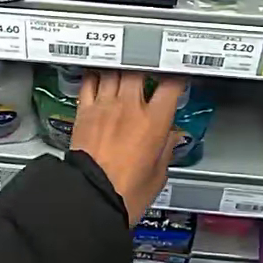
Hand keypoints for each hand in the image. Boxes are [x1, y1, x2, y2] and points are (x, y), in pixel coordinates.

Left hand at [67, 70, 184, 224]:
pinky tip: (99, 75)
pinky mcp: (85, 112)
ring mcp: (105, 107)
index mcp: (153, 122)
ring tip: (126, 67)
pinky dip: (95, 75)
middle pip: (139, 68)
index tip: (178, 75)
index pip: (170, 85)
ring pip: (114, 70)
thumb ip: (166, 150)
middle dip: (146, 65)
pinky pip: (89, 82)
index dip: (177, 75)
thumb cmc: (124, 192)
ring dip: (121, 67)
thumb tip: (172, 139)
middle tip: (149, 67)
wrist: (92, 197)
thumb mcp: (157, 174)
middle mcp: (129, 108)